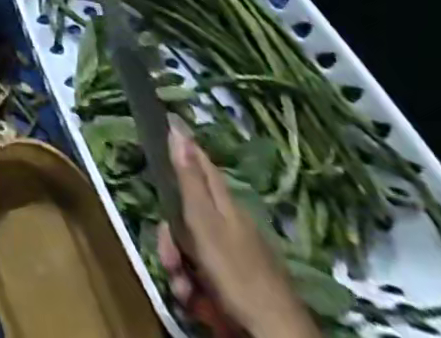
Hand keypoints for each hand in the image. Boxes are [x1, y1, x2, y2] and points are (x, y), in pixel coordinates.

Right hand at [160, 122, 320, 337]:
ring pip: (187, 246)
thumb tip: (177, 129)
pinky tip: (197, 299)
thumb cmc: (237, 271)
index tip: (166, 123)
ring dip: (177, 265)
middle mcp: (229, 225)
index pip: (202, 165)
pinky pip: (200, 272)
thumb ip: (188, 179)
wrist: (274, 331)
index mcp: (225, 205)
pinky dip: (193, 286)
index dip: (185, 147)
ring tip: (185, 287)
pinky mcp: (233, 280)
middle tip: (171, 254)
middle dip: (169, 236)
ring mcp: (233, 254)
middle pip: (184, 214)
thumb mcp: (204, 222)